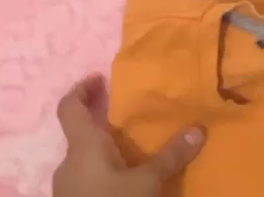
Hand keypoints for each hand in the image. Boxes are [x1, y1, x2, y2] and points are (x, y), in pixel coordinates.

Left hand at [53, 76, 204, 196]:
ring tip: (135, 155)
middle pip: (81, 134)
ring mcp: (65, 189)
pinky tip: (124, 185)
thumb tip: (198, 129)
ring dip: (105, 154)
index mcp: (83, 146)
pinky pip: (86, 182)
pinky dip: (103, 176)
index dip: (81, 89)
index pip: (69, 107)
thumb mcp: (146, 184)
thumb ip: (170, 156)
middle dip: (105, 126)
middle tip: (131, 120)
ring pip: (85, 161)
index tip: (100, 78)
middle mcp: (68, 163)